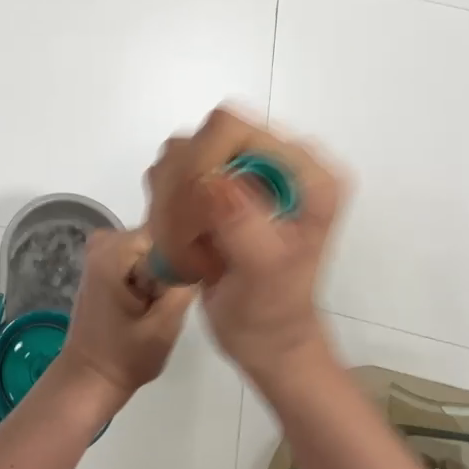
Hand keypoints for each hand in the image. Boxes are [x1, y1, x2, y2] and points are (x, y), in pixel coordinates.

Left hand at [52, 229, 194, 411]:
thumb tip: (204, 251)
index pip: (167, 230)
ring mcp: (100, 247)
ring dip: (163, 268)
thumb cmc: (126, 356)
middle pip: (158, 235)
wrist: (92, 375)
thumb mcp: (164, 325)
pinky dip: (150, 271)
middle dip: (173, 262)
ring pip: (151, 244)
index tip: (195, 279)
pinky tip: (151, 298)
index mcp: (113, 252)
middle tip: (174, 298)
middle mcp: (103, 240)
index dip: (186, 252)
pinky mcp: (103, 259)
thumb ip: (183, 282)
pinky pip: (139, 252)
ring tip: (163, 301)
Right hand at [147, 108, 346, 390]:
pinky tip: (185, 245)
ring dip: (171, 206)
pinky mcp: (215, 183)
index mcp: (303, 170)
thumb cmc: (274, 314)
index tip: (193, 217)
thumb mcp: (267, 275)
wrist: (267, 341)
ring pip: (177, 156)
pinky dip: (166, 211)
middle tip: (189, 241)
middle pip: (198, 138)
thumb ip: (246, 226)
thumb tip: (214, 181)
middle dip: (182, 191)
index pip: (230, 128)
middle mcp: (274, 158)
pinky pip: (168, 176)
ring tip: (191, 250)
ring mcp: (242, 169)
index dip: (199, 164)